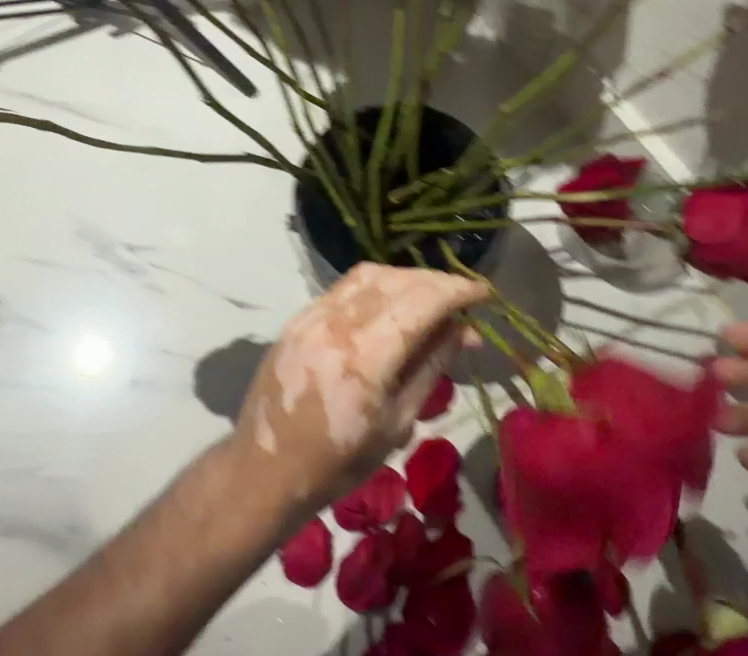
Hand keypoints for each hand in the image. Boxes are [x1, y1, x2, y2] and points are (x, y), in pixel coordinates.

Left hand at [231, 264, 485, 520]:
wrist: (263, 471)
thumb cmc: (337, 463)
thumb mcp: (396, 424)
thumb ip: (430, 369)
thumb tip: (463, 332)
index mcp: (366, 356)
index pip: (422, 301)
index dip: (458, 290)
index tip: (484, 293)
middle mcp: (337, 323)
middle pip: (398, 280)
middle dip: (437, 283)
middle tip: (463, 300)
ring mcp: (311, 316)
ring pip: (368, 276)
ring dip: (406, 279)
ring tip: (431, 299)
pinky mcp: (296, 319)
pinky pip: (343, 288)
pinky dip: (375, 288)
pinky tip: (390, 306)